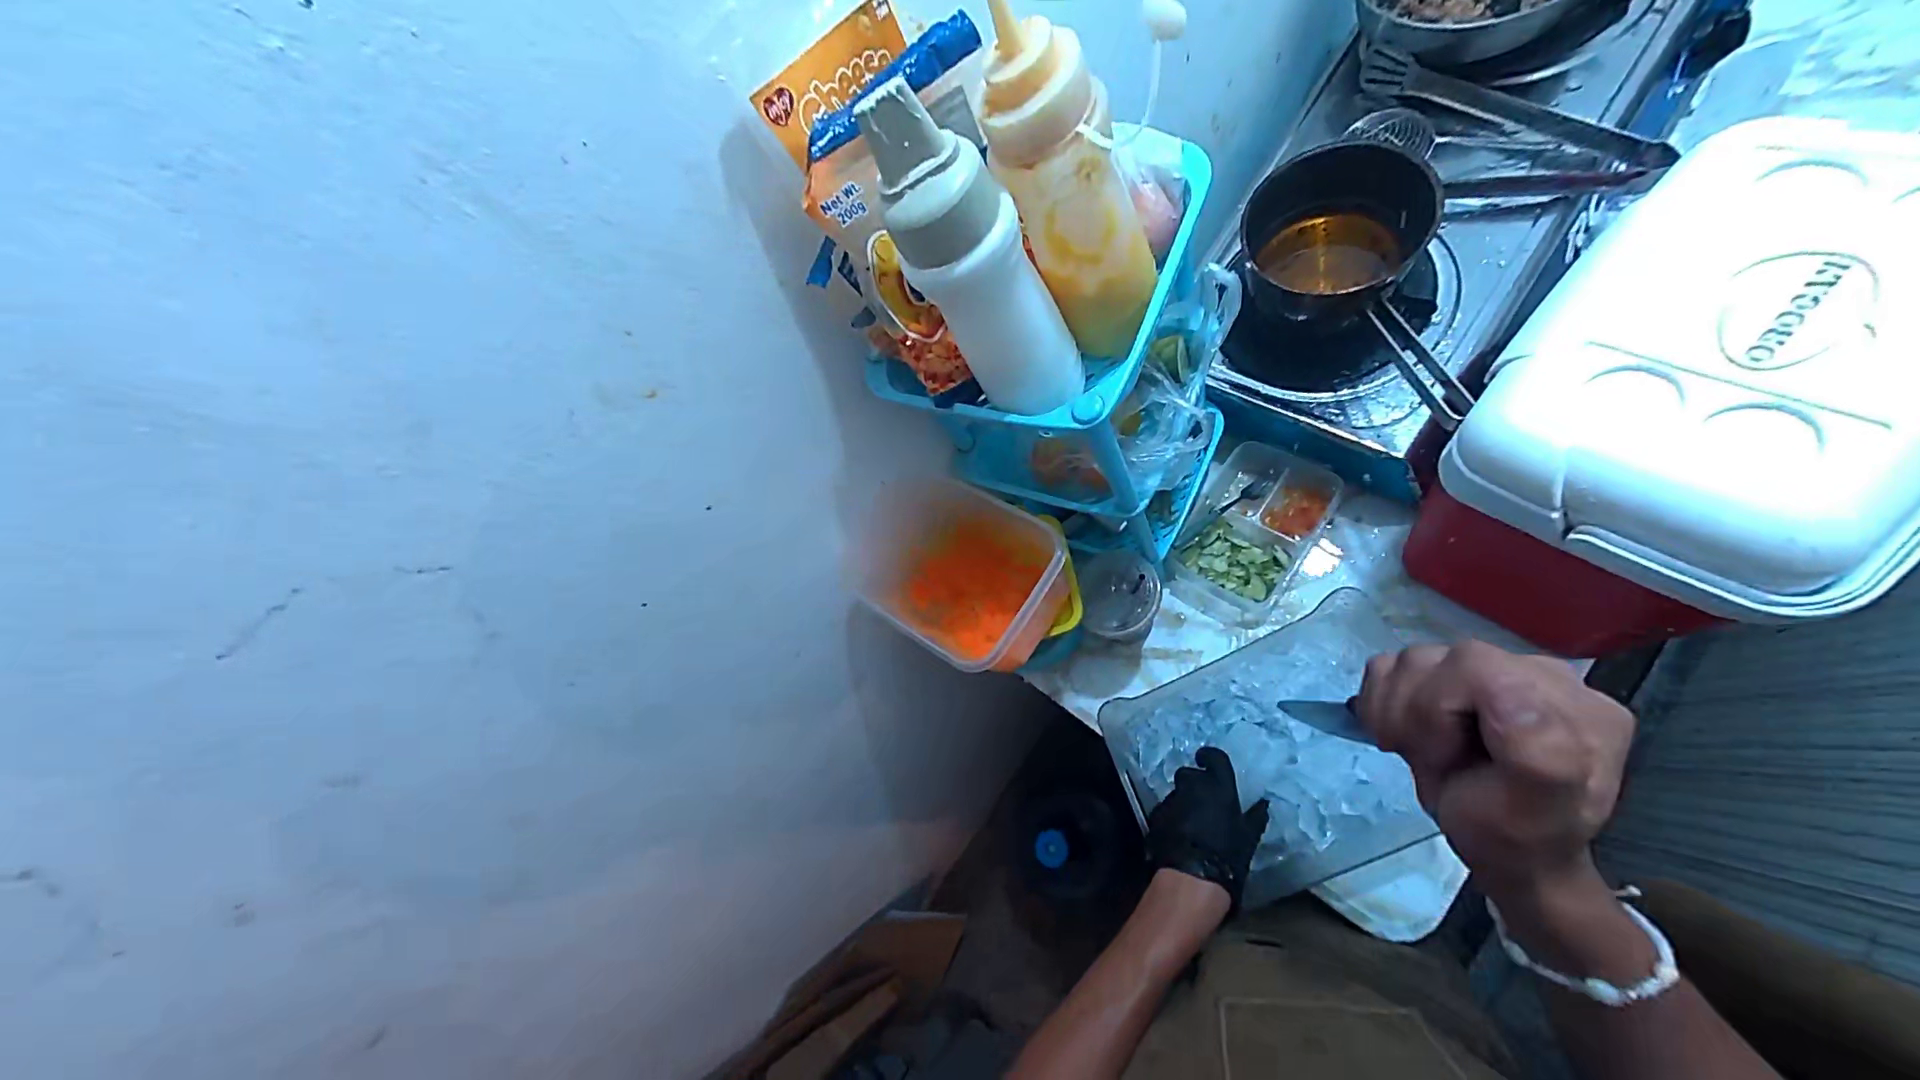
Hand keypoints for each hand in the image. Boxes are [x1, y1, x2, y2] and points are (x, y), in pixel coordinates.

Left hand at [1145, 747, 1269, 911]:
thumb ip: (1255, 817)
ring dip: (1183, 800)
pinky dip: (1171, 815)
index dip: (1209, 756)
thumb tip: (1264, 803)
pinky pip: (1165, 808)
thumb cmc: (1227, 854)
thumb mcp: (1248, 837)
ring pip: (1176, 792)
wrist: (1192, 875)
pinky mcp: (1156, 813)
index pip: (1214, 757)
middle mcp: (1192, 786)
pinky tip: (1178, 832)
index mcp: (1218, 787)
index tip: (1207, 761)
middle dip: (1193, 783)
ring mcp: (1171, 799)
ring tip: (1192, 821)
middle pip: (1188, 774)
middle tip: (1202, 800)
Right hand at [1353, 642, 1634, 903]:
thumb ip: (1543, 756)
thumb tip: (1519, 705)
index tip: (1448, 761)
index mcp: (1574, 704)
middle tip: (1434, 760)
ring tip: (1425, 751)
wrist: (1504, 848)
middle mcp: (1537, 673)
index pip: (1474, 668)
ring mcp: (1488, 668)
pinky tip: (1409, 734)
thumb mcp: (1535, 811)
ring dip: (1396, 714)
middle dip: (1414, 716)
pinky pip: (1390, 664)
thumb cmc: (1515, 835)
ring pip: (1408, 660)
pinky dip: (1382, 703)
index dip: (1435, 711)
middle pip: (1435, 659)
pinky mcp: (1450, 671)